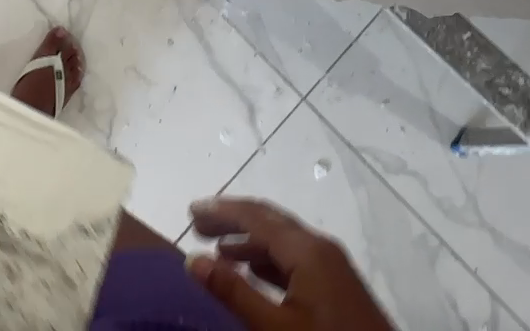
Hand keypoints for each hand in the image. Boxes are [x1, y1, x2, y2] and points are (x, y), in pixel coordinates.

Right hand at [186, 197, 394, 330]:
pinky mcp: (339, 288)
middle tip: (197, 226)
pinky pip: (295, 260)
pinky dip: (268, 260)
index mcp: (307, 250)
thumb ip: (233, 292)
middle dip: (232, 220)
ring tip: (217, 251)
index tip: (190, 212)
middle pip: (269, 221)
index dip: (221, 211)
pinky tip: (253, 274)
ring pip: (283, 241)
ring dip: (249, 241)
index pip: (255, 216)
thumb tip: (193, 259)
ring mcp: (333, 268)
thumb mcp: (275, 329)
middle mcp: (321, 248)